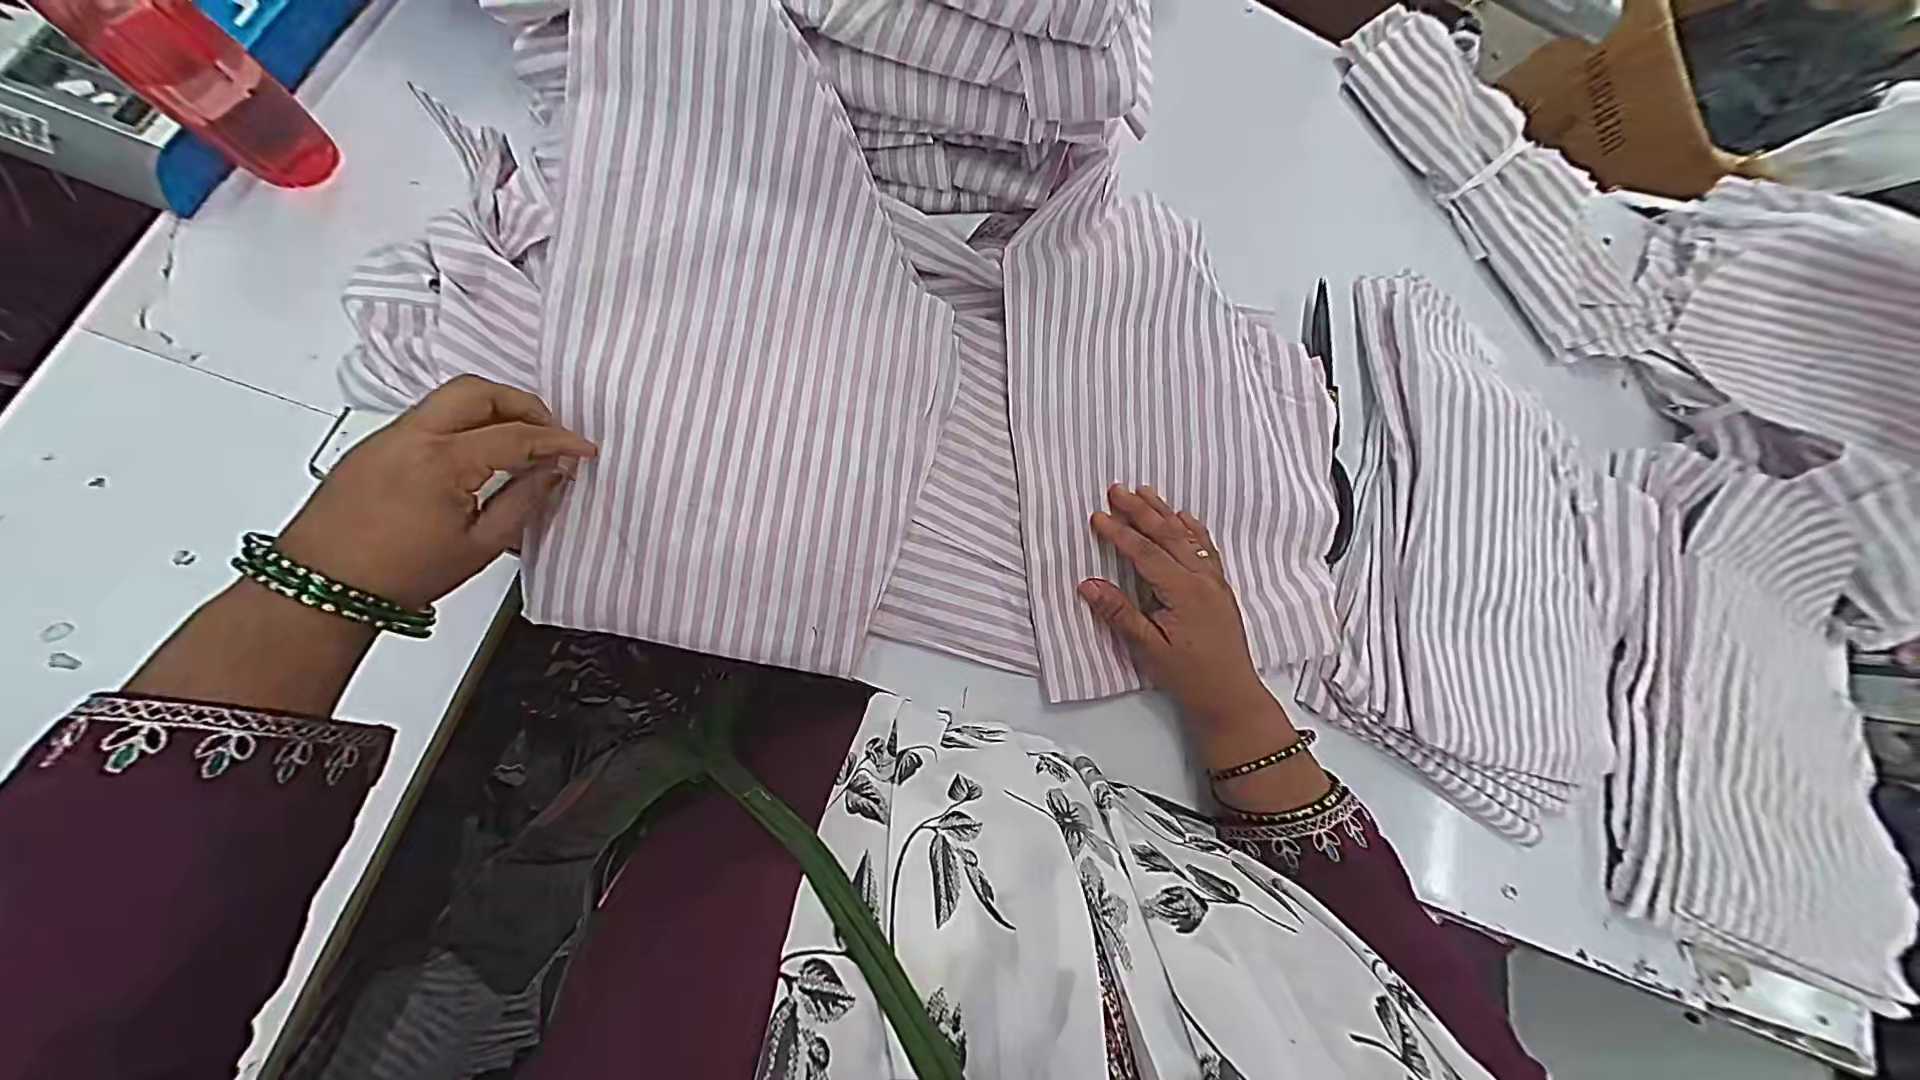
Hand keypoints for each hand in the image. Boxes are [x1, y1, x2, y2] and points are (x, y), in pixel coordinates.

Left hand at [278, 375, 596, 609]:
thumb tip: (552, 472)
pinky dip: (467, 424)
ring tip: (522, 443)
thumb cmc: (399, 572)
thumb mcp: (482, 543)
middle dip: (525, 406)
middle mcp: (411, 437)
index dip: (559, 441)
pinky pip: (431, 418)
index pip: (516, 435)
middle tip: (551, 433)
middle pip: (478, 391)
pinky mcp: (375, 447)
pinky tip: (485, 454)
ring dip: (495, 411)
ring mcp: (388, 437)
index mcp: (442, 461)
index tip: (583, 449)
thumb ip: (525, 501)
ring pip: (451, 399)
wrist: (323, 587)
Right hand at [1077, 485, 1296, 763]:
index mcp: (1184, 593)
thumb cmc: (1191, 677)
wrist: (1233, 696)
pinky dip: (1192, 529)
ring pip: (1187, 537)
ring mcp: (1214, 582)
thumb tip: (1088, 585)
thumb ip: (1119, 614)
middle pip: (1167, 535)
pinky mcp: (1219, 588)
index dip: (1120, 533)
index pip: (1146, 553)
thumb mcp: (1149, 649)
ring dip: (1164, 512)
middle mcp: (1202, 580)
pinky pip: (1205, 548)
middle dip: (1141, 510)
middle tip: (1117, 490)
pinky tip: (1185, 518)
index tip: (1098, 516)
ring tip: (1145, 492)